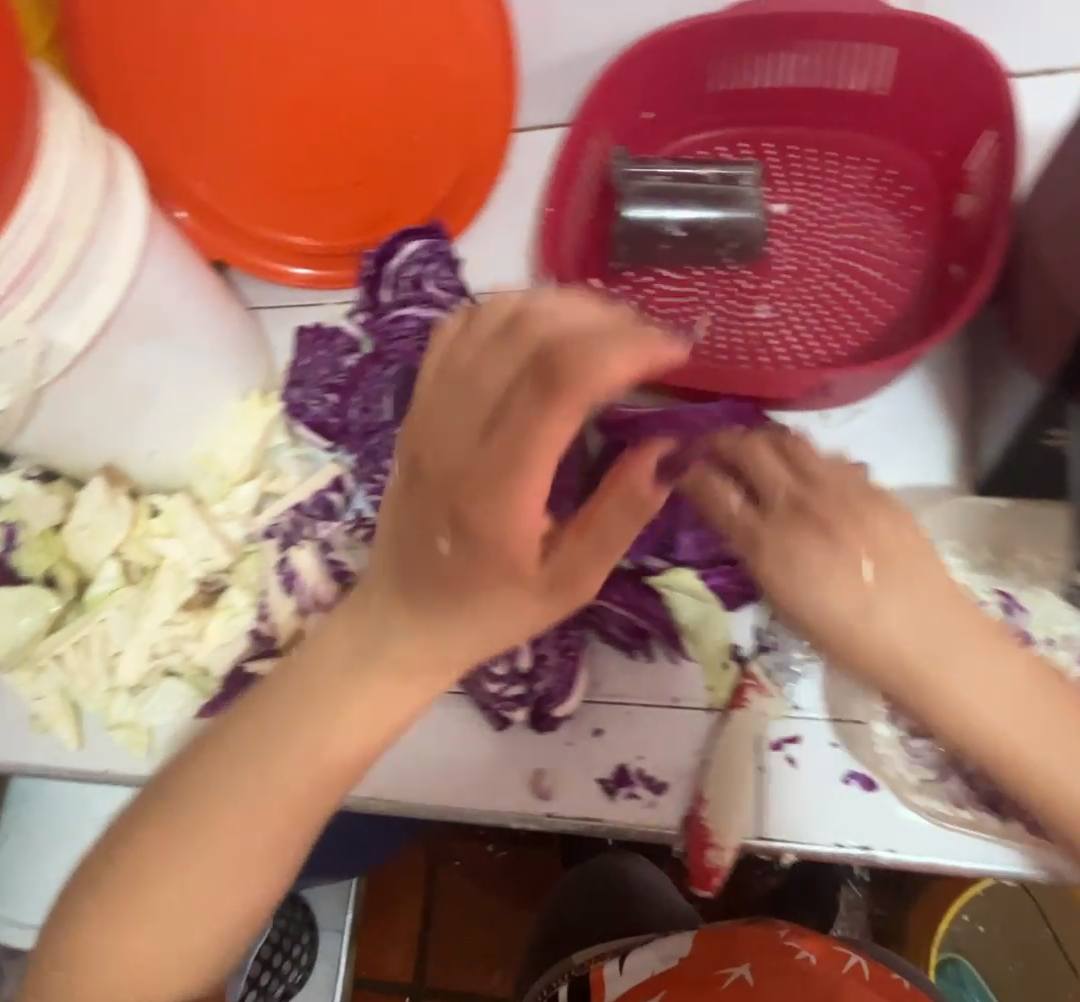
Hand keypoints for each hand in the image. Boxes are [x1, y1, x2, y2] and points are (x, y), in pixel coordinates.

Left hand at [346, 288, 690, 680]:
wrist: (403, 617)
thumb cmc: (491, 611)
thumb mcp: (572, 583)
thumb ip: (622, 512)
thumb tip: (671, 443)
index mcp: (496, 488)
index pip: (559, 380)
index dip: (625, 348)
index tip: (676, 352)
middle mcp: (452, 434)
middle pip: (529, 333)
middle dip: (605, 319)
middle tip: (651, 340)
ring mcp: (426, 412)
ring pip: (493, 317)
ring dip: (561, 306)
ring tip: (610, 329)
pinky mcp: (415, 404)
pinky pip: (460, 328)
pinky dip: (512, 310)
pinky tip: (548, 329)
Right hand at [678, 429, 982, 696]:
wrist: (921, 634)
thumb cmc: (843, 636)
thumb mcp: (780, 598)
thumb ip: (755, 551)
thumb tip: (741, 520)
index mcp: (766, 543)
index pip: (710, 488)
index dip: (687, 472)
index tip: (679, 470)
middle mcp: (796, 504)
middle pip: (745, 447)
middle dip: (718, 441)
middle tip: (709, 449)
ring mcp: (838, 488)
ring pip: (787, 439)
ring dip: (761, 439)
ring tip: (754, 450)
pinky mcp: (871, 486)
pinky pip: (828, 455)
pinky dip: (805, 457)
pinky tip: (808, 474)